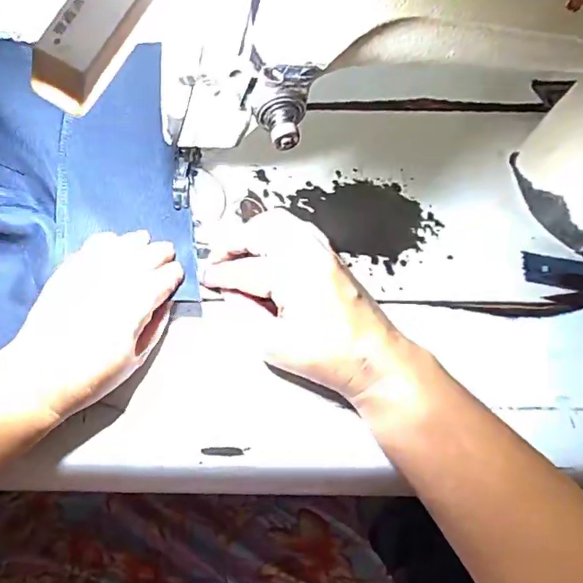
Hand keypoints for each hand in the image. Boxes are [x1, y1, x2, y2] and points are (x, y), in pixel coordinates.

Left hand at [0, 230, 182, 422]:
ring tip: (142, 250)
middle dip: (162, 256)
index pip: (169, 274)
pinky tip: (112, 251)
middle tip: (164, 262)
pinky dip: (110, 242)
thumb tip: (164, 303)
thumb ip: (155, 325)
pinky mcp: (70, 267)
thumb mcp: (135, 358)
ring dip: (138, 245)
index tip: (174, 280)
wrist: (41, 373)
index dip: (175, 276)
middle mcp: (117, 277)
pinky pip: (96, 242)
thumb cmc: (89, 374)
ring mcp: (91, 268)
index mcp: (138, 300)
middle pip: (151, 251)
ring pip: (126, 241)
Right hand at [199, 209, 427, 406]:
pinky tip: (264, 252)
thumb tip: (229, 295)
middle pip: (258, 231)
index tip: (206, 279)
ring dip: (251, 235)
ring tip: (235, 254)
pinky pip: (294, 229)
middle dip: (231, 244)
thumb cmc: (335, 356)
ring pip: (277, 223)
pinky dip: (272, 235)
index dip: (218, 274)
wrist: (375, 360)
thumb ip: (243, 313)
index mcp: (292, 272)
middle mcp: (308, 253)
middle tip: (215, 262)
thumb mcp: (272, 343)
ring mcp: (322, 251)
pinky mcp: (330, 256)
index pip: (242, 267)